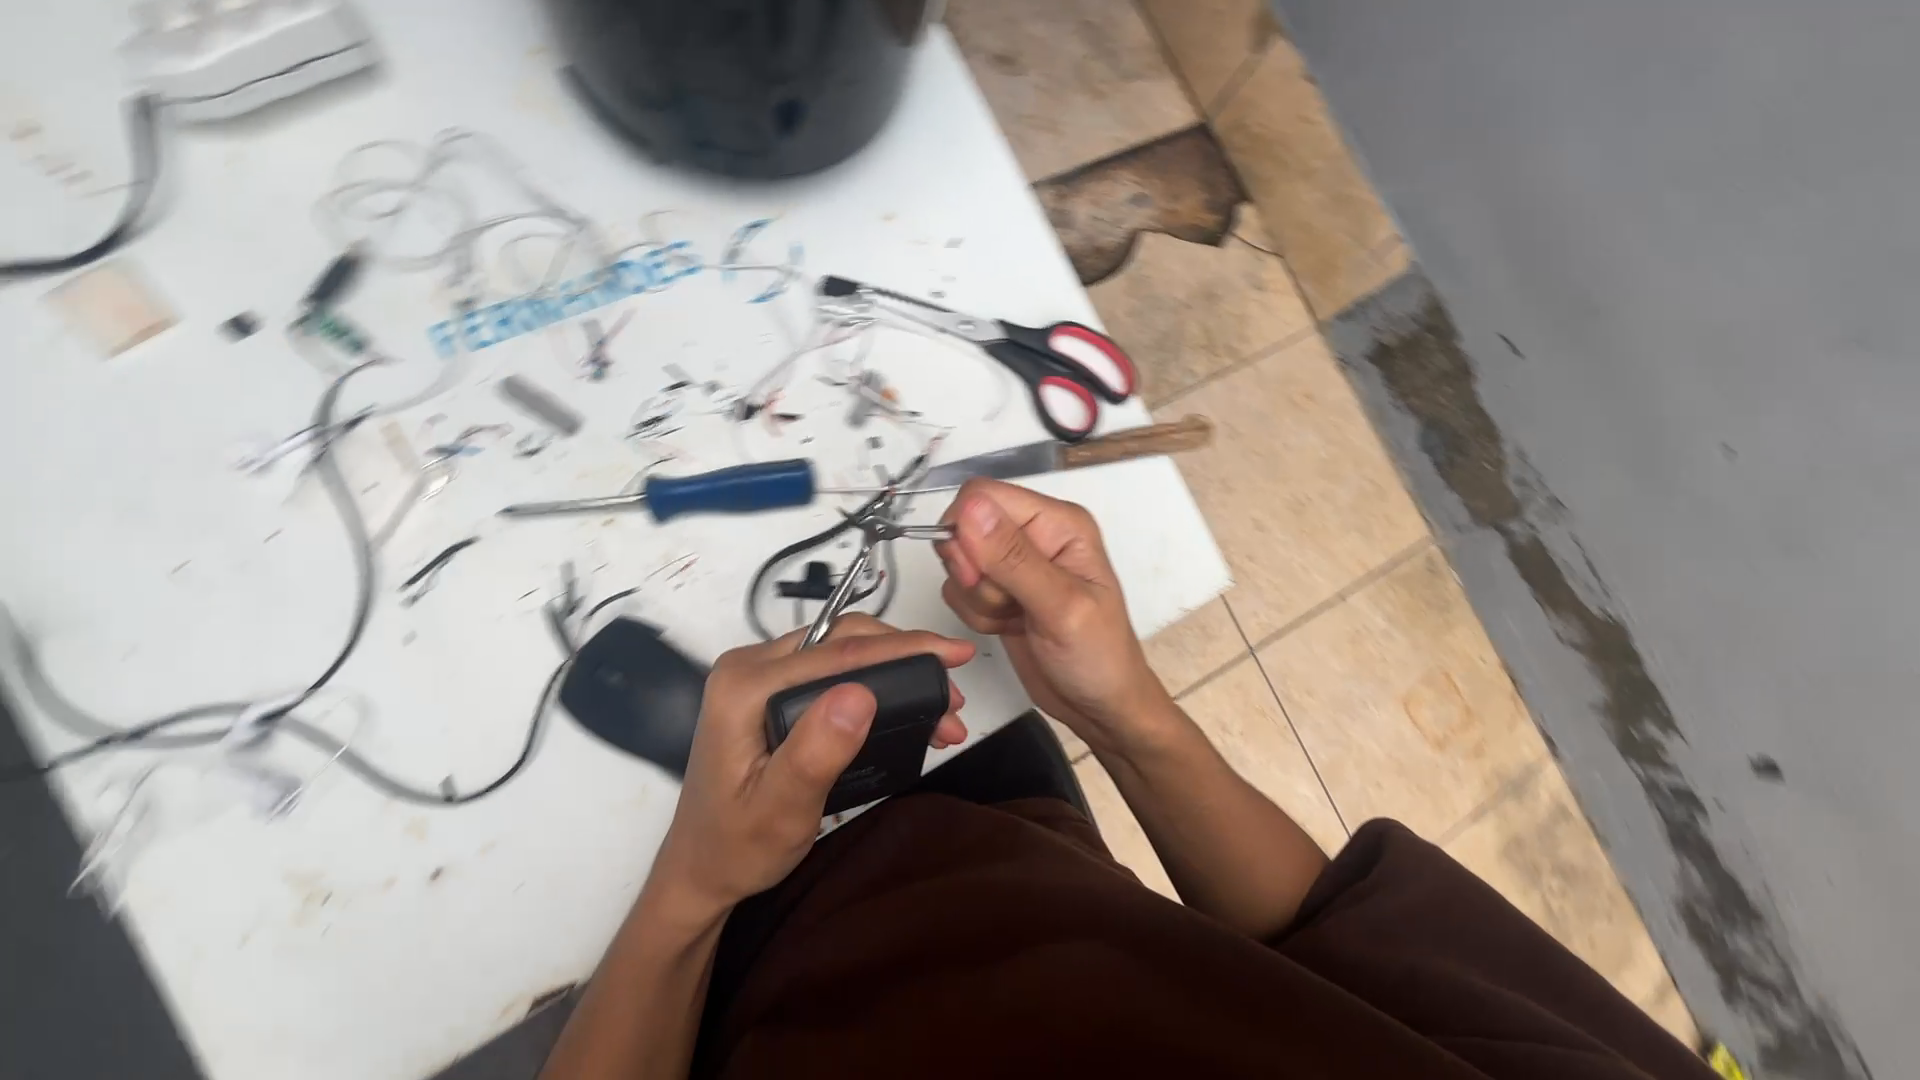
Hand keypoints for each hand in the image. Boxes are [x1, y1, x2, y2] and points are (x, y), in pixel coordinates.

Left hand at [646, 616, 974, 918]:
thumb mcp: (780, 810)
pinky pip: (835, 671)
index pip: (838, 652)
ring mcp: (762, 675)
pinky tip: (909, 712)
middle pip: (844, 641)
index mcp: (745, 685)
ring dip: (898, 674)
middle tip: (954, 698)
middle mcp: (750, 666)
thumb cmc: (738, 847)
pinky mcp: (774, 690)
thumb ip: (815, 752)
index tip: (956, 653)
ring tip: (943, 713)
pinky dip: (878, 686)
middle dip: (907, 660)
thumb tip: (861, 694)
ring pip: (845, 653)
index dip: (903, 648)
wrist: (703, 868)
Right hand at [936, 479, 1172, 750]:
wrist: (1100, 706)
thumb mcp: (1060, 607)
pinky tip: (1008, 628)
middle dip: (973, 573)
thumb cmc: (1099, 658)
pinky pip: (959, 590)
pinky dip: (975, 616)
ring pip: (958, 562)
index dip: (967, 532)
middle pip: (964, 528)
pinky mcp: (998, 591)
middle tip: (1006, 603)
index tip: (978, 576)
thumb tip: (969, 509)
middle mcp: (1034, 535)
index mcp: (1057, 522)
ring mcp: (1014, 564)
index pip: (982, 496)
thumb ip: (1012, 558)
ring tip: (1015, 619)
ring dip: (977, 600)